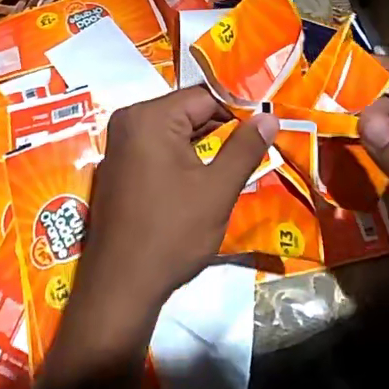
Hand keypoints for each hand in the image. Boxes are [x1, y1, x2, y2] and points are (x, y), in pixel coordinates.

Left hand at [15, 92, 274, 388]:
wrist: (119, 292)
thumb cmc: (171, 234)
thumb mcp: (218, 190)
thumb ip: (245, 147)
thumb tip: (269, 115)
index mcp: (150, 118)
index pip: (205, 97)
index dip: (239, 111)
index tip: (263, 130)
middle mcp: (129, 122)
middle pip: (189, 111)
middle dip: (222, 128)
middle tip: (253, 148)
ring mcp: (119, 146)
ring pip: (176, 131)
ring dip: (204, 145)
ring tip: (234, 163)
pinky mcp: (118, 169)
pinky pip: (159, 148)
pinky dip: (184, 157)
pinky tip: (203, 179)